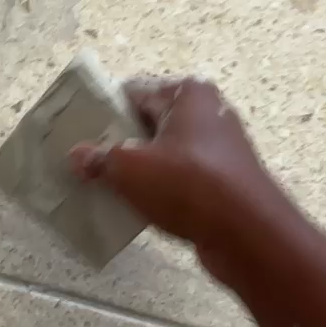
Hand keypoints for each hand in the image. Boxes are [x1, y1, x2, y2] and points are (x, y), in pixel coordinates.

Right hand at [69, 75, 277, 275]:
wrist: (247, 235)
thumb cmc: (188, 186)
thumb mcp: (130, 168)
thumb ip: (100, 157)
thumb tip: (77, 155)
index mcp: (188, 94)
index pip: (132, 91)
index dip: (103, 111)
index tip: (78, 134)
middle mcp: (208, 113)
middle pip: (148, 122)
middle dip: (118, 142)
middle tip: (86, 163)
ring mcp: (219, 148)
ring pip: (164, 153)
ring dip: (138, 171)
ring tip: (105, 188)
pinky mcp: (224, 181)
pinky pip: (180, 179)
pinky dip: (159, 190)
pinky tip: (137, 208)